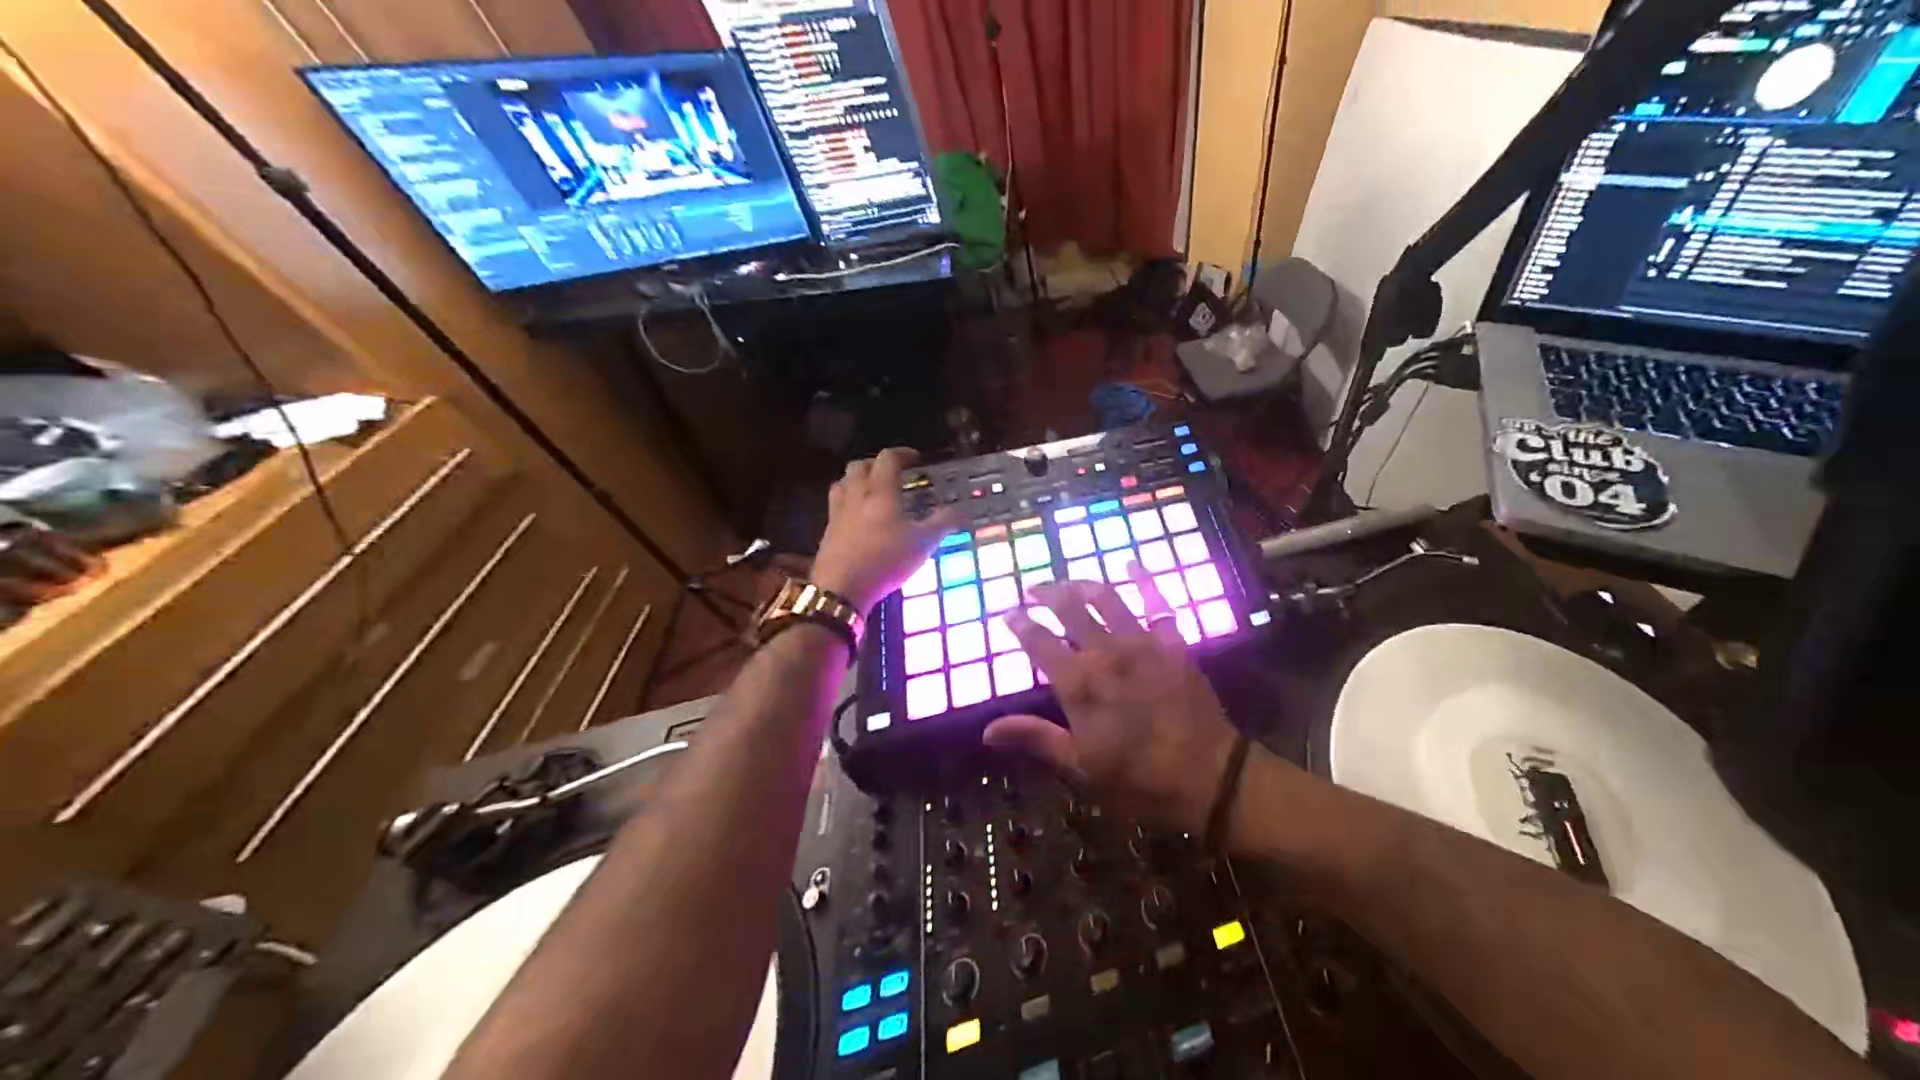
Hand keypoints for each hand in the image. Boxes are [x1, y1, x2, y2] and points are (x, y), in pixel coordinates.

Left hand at [811, 448, 960, 612]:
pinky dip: (848, 504)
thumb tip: (961, 510)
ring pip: (842, 483)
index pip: (888, 459)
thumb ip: (943, 524)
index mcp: (880, 491)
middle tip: (892, 474)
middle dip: (876, 464)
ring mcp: (837, 513)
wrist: (841, 589)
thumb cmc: (885, 560)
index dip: (902, 454)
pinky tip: (859, 521)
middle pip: (859, 466)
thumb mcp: (923, 543)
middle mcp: (856, 495)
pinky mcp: (827, 532)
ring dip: (856, 481)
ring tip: (871, 492)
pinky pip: (836, 507)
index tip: (915, 459)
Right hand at [985, 567, 1241, 831]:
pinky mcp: (1173, 644)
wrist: (1210, 777)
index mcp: (1078, 683)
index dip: (1020, 624)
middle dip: (1047, 593)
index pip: (1038, 642)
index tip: (1008, 613)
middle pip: (1069, 609)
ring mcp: (1142, 644)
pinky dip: (1144, 580)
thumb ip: (1035, 738)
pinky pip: (1157, 603)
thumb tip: (987, 730)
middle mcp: (1105, 653)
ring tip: (1070, 580)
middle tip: (1034, 588)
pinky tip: (1132, 564)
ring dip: (1083, 584)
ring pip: (1106, 599)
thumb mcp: (1080, 766)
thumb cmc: (1139, 778)